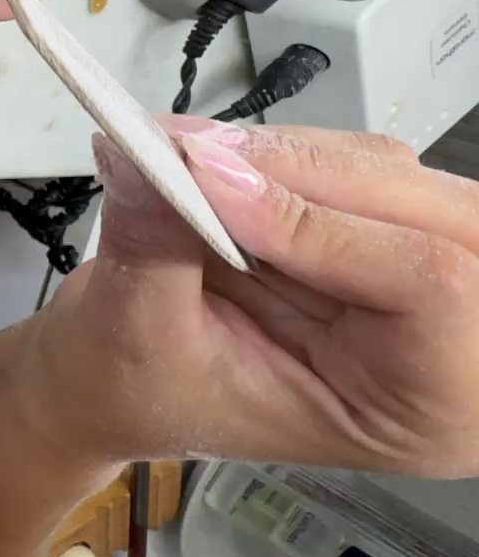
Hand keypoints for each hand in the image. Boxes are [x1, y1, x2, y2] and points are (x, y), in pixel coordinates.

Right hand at [22, 118, 478, 477]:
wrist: (111, 382)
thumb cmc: (130, 388)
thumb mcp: (132, 327)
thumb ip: (151, 242)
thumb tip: (143, 157)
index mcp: (422, 404)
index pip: (434, 290)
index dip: (316, 224)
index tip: (198, 179)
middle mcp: (449, 343)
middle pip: (443, 223)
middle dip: (312, 173)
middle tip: (193, 151)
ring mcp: (408, 285)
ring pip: (397, 179)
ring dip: (282, 155)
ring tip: (179, 157)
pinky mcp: (358, 238)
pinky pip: (346, 166)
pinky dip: (265, 153)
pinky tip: (199, 167)